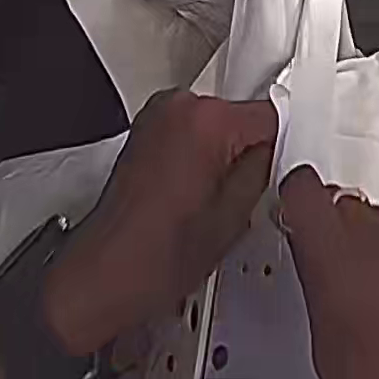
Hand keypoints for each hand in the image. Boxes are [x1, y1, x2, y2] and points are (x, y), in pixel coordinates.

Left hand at [36, 90, 276, 354]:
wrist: (102, 272)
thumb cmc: (154, 255)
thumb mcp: (234, 217)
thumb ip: (263, 168)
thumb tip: (271, 148)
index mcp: (208, 122)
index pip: (268, 115)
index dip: (276, 147)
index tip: (270, 168)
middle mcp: (181, 106)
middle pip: (239, 116)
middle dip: (244, 149)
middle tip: (230, 193)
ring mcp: (159, 112)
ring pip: (215, 121)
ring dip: (217, 149)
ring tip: (200, 194)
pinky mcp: (146, 124)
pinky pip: (188, 125)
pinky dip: (193, 148)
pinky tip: (185, 186)